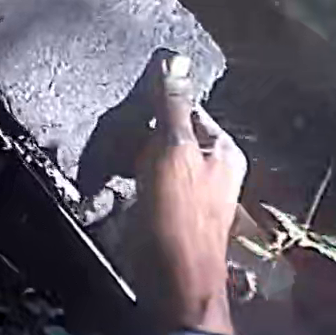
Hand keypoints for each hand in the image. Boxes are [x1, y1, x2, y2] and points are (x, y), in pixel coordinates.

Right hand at [139, 53, 245, 334]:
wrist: (172, 277)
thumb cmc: (178, 209)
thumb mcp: (173, 148)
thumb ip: (173, 104)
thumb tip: (176, 57)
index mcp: (223, 150)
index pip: (189, 106)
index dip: (161, 101)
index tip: (132, 101)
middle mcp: (211, 166)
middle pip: (172, 128)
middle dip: (144, 125)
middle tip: (118, 124)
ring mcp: (190, 187)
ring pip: (156, 150)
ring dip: (134, 147)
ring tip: (112, 145)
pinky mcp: (168, 204)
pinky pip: (147, 172)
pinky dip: (130, 167)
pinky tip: (113, 169)